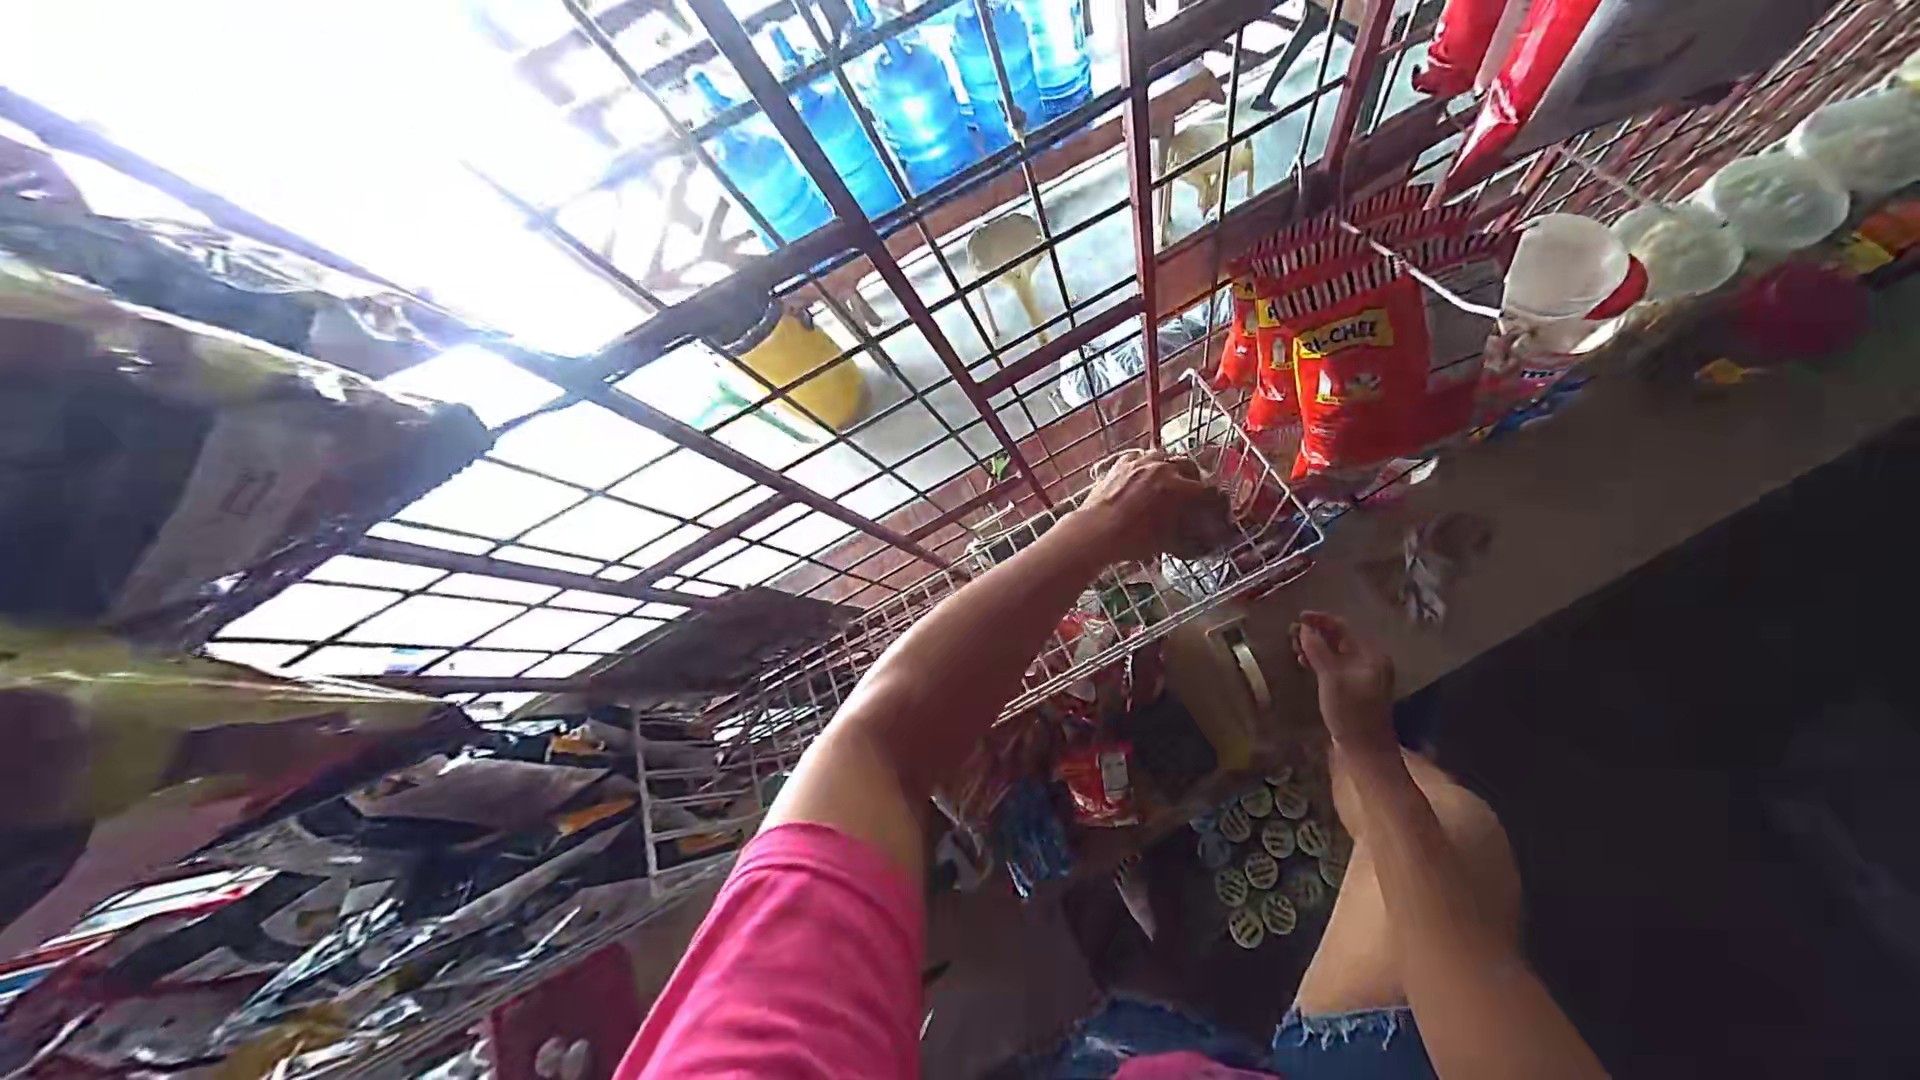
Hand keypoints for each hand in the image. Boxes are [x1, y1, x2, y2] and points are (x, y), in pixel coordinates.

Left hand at [1063, 450, 1228, 564]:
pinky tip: (1144, 471)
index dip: (1217, 503)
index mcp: (1177, 486)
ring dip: (1172, 467)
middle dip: (1196, 479)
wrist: (1093, 533)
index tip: (1219, 511)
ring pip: (1163, 456)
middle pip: (1189, 465)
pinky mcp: (1118, 464)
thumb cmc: (1132, 541)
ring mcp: (1137, 462)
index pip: (1209, 491)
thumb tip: (1204, 541)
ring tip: (1171, 480)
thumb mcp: (1168, 542)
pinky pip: (1138, 456)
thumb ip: (1190, 537)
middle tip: (1196, 494)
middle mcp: (1160, 467)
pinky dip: (1145, 463)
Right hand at [1295, 611, 1396, 756]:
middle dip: (1315, 633)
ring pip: (1335, 651)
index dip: (1320, 620)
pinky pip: (1334, 664)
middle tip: (1291, 632)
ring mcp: (1361, 675)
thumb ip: (1318, 651)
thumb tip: (1304, 629)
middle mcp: (1368, 661)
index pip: (1343, 628)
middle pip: (1339, 638)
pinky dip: (1318, 660)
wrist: (1364, 749)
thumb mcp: (1331, 678)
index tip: (1298, 617)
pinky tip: (1304, 661)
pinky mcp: (1351, 687)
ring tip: (1293, 646)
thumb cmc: (1350, 712)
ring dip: (1314, 646)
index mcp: (1370, 656)